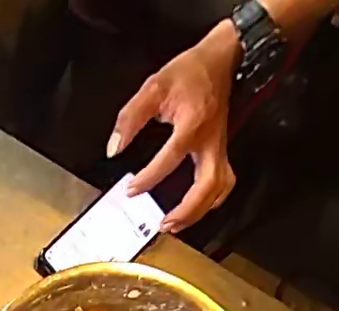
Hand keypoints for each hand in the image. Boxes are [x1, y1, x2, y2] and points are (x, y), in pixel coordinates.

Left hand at [109, 22, 238, 232]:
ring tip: (177, 224)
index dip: (148, 178)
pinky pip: (223, 183)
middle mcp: (209, 142)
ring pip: (217, 189)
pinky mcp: (222, 152)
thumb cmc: (190, 73)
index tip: (131, 190)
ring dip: (198, 212)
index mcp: (192, 125)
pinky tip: (198, 209)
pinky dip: (212, 200)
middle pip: (206, 185)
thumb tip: (114, 148)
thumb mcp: (153, 87)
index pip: (170, 159)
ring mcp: (219, 149)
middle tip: (164, 223)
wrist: (222, 59)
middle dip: (186, 210)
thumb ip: (130, 118)